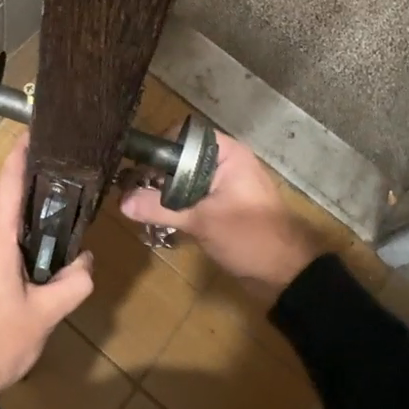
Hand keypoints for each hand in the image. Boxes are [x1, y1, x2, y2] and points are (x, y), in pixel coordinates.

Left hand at [0, 136, 94, 389]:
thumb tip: (86, 261)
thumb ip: (73, 284)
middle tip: (56, 177)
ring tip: (42, 211)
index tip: (34, 131)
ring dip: (9, 207)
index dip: (21, 153)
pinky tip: (18, 247)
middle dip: (21, 180)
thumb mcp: (45, 316)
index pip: (8, 181)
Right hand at [120, 132, 321, 290]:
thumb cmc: (249, 237)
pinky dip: (178, 206)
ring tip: (139, 206)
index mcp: (227, 154)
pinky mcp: (224, 207)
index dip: (161, 146)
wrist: (286, 273)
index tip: (136, 165)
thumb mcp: (201, 221)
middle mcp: (226, 164)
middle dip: (158, 173)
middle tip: (131, 189)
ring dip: (166, 193)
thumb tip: (122, 201)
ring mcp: (226, 186)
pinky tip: (158, 219)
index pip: (186, 135)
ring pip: (187, 180)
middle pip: (183, 158)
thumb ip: (160, 208)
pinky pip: (194, 198)